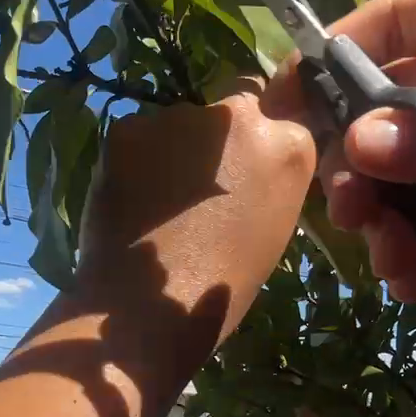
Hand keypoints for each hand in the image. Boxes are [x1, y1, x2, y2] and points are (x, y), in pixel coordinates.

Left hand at [76, 78, 314, 330]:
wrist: (146, 308)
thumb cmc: (218, 289)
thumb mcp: (271, 230)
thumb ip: (266, 181)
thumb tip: (247, 167)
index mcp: (288, 147)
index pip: (280, 119)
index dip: (256, 149)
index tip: (240, 176)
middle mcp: (239, 115)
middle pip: (232, 108)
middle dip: (219, 137)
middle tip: (195, 184)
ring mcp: (179, 117)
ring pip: (178, 123)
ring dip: (172, 148)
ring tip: (155, 200)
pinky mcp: (128, 128)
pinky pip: (137, 137)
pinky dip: (133, 160)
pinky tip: (127, 199)